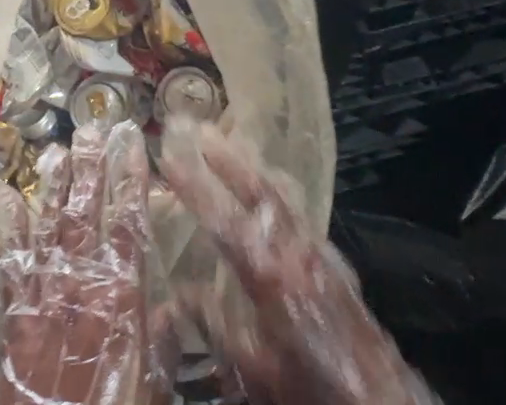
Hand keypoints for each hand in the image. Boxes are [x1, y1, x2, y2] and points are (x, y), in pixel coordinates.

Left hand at [0, 122, 163, 404]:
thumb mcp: (153, 380)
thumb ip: (162, 338)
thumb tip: (173, 306)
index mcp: (119, 294)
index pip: (128, 222)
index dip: (130, 179)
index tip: (131, 143)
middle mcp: (79, 281)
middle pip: (84, 211)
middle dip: (90, 167)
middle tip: (90, 127)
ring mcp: (41, 291)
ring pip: (46, 224)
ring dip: (51, 185)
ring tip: (54, 149)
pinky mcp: (13, 310)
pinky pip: (9, 258)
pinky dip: (7, 226)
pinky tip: (5, 196)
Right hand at [159, 120, 436, 404]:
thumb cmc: (311, 389)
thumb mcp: (253, 374)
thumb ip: (215, 328)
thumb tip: (177, 295)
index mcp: (272, 277)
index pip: (225, 219)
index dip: (195, 185)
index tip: (169, 155)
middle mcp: (298, 253)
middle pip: (260, 190)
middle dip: (226, 156)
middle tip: (196, 127)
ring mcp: (321, 254)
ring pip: (284, 195)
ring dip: (252, 165)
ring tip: (227, 141)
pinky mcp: (336, 264)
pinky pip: (299, 211)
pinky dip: (275, 188)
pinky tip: (266, 188)